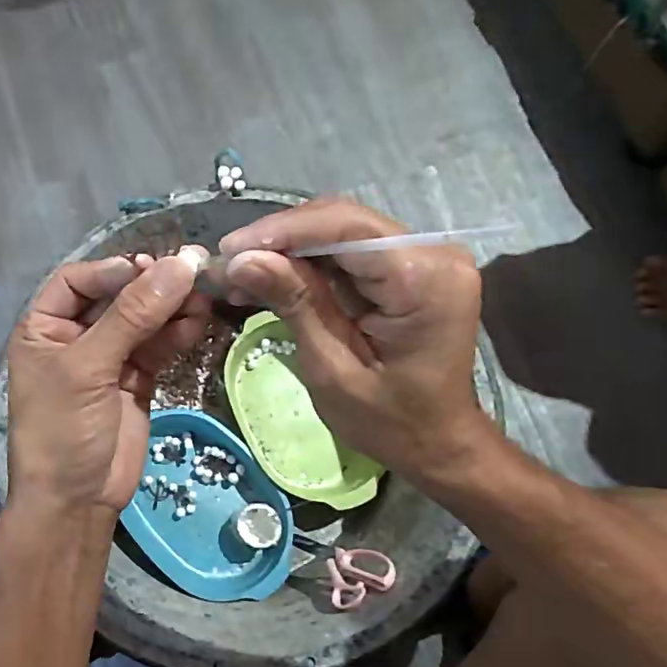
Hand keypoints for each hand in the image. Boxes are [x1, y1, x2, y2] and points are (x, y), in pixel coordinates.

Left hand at [7, 247, 211, 510]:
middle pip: (117, 297)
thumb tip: (179, 266)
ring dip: (172, 308)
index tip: (152, 266)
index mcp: (43, 328)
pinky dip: (177, 335)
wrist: (77, 500)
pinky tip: (197, 322)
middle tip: (193, 271)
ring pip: (144, 321)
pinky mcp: (136, 381)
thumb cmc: (62, 430)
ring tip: (203, 297)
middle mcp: (75, 338)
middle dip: (152, 286)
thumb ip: (131, 317)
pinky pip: (158, 348)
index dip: (114, 270)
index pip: (78, 280)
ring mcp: (108, 360)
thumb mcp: (88, 369)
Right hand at [219, 198, 490, 476]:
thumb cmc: (389, 422)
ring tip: (240, 276)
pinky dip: (308, 265)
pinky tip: (271, 280)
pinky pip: (351, 253)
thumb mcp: (332, 369)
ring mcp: (426, 257)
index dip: (283, 231)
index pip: (347, 228)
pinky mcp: (412, 267)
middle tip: (228, 265)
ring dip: (289, 251)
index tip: (230, 250)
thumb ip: (295, 305)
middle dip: (280, 240)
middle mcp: (434, 254)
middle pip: (344, 223)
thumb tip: (242, 260)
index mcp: (424, 280)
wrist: (438, 443)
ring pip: (342, 233)